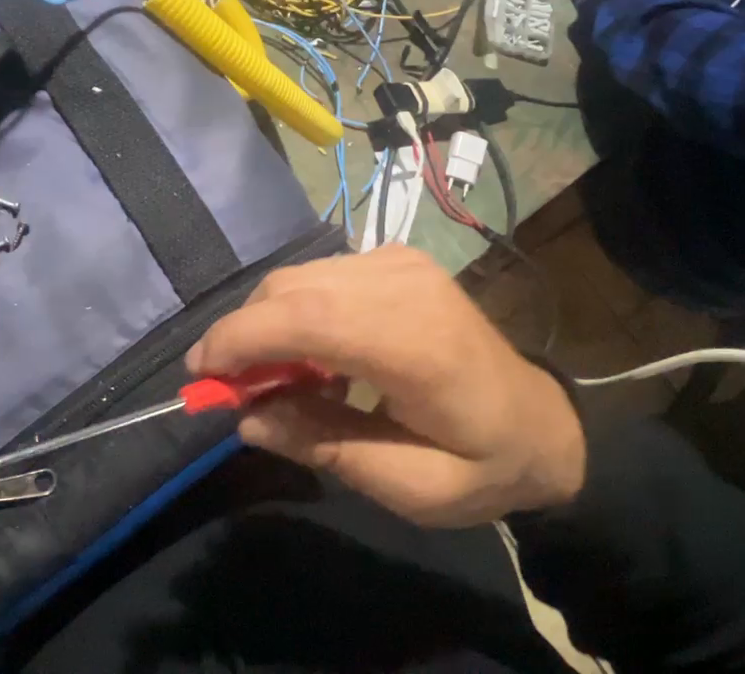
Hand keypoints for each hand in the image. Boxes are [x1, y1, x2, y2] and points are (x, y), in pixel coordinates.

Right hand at [186, 245, 585, 526]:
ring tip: (267, 377)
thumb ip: (326, 446)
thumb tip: (247, 417)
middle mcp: (404, 285)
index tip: (200, 376)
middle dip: (242, 334)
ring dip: (265, 322)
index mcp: (416, 344)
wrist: (544, 421)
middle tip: (226, 388)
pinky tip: (306, 353)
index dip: (241, 339)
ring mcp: (400, 263)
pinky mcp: (395, 258)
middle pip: (292, 289)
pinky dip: (293, 309)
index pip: (306, 318)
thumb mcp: (410, 486)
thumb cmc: (482, 464)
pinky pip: (319, 275)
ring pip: (298, 277)